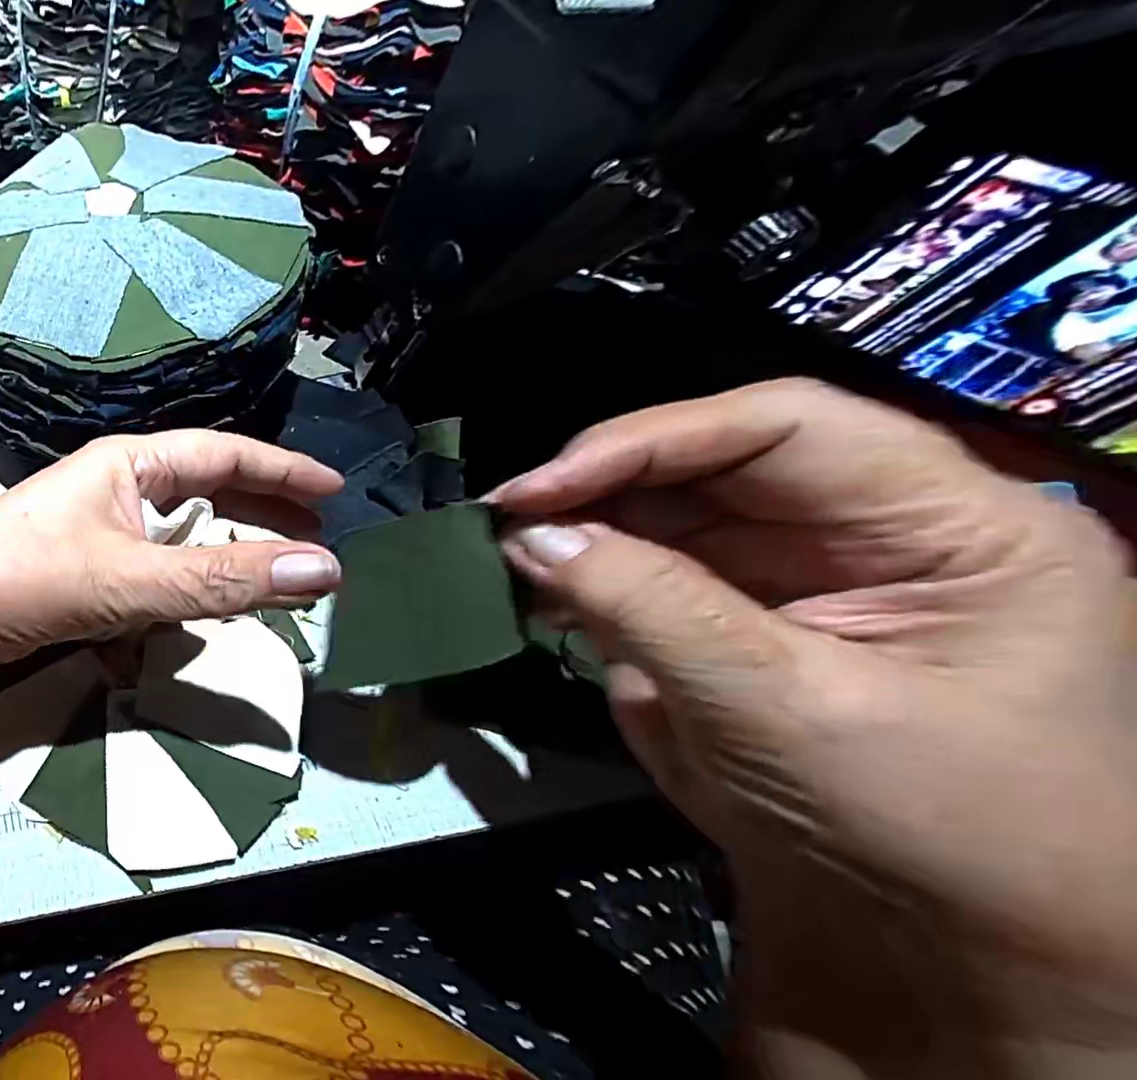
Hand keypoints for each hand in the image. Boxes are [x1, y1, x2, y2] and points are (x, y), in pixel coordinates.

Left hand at [0, 431, 343, 694]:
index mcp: (131, 464)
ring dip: (231, 553)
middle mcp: (121, 487)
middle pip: (211, 490)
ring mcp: (105, 528)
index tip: (334, 492)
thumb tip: (323, 571)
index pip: (225, 455)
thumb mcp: (135, 581)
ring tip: (277, 571)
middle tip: (317, 535)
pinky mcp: (92, 567)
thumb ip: (226, 580)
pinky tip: (205, 607)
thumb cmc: (30, 579)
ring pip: (187, 534)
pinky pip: (160, 568)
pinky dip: (191, 585)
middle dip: (265, 512)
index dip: (283, 471)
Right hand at [490, 379, 1136, 1075]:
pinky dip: (579, 573)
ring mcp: (785, 568)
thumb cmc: (909, 825)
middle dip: (597, 484)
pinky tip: (537, 588)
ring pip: (658, 510)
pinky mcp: (724, 610)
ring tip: (509, 554)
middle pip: (706, 461)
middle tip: (506, 518)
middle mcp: (861, 525)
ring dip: (578, 528)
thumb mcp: (777, 705)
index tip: (541, 486)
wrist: (913, 941)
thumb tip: (525, 536)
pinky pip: (638, 565)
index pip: (782, 427)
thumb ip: (645, 605)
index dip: (649, 440)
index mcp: (945, 523)